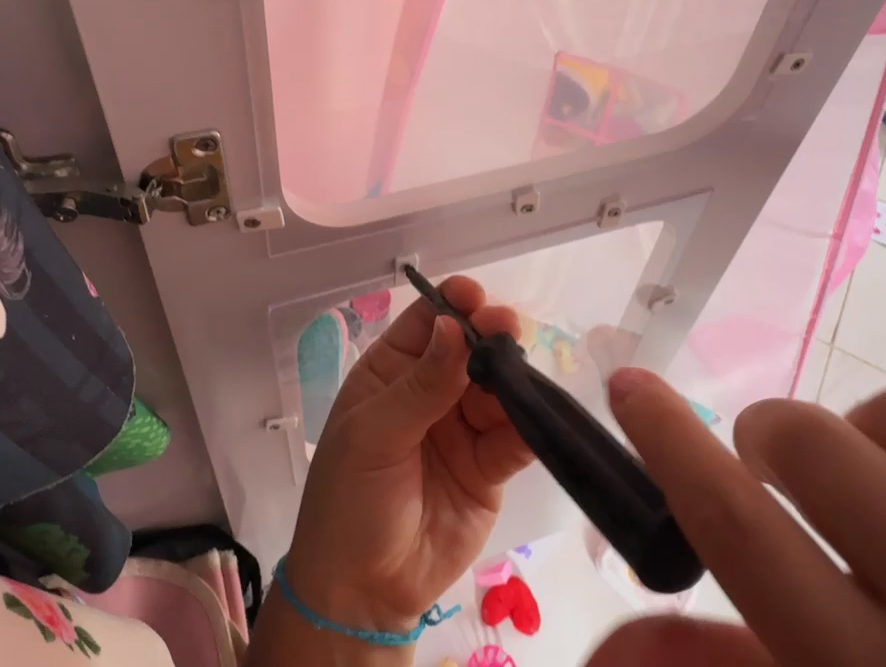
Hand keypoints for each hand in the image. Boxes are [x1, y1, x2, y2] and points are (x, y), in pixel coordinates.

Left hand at [282, 277, 532, 632]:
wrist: (364, 589)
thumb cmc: (349, 499)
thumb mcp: (374, 434)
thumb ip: (420, 385)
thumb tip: (453, 328)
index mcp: (391, 373)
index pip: (425, 324)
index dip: (450, 304)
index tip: (474, 297)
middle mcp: (430, 392)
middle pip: (469, 349)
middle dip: (489, 335)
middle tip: (507, 330)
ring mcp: (462, 429)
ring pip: (498, 388)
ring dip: (513, 377)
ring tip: (522, 374)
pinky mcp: (490, 467)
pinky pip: (515, 436)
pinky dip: (529, 423)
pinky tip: (536, 415)